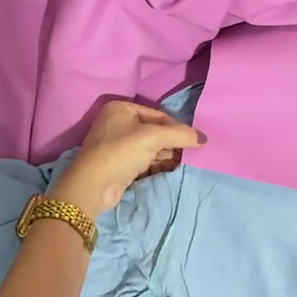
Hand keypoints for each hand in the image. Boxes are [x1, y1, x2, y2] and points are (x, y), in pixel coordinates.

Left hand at [49, 101, 203, 215]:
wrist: (92, 186)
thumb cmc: (120, 152)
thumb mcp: (152, 137)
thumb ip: (180, 135)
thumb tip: (204, 139)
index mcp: (121, 109)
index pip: (158, 115)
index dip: (177, 127)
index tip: (195, 140)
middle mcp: (119, 124)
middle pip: (155, 131)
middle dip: (173, 142)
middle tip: (193, 152)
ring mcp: (119, 146)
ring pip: (152, 147)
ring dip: (169, 154)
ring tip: (188, 161)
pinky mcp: (122, 165)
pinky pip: (146, 160)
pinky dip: (160, 163)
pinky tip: (175, 169)